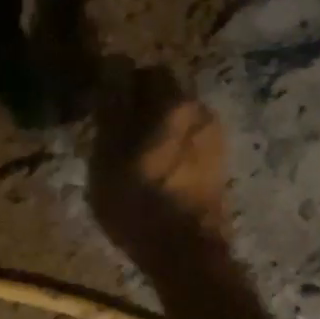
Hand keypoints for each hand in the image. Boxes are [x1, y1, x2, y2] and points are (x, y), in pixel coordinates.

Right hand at [87, 60, 231, 270]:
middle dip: (140, 107)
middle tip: (113, 137)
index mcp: (173, 102)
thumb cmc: (138, 204)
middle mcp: (201, 110)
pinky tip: (154, 176)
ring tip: (131, 160)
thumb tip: (113, 65)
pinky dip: (170, 149)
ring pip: (177, 120)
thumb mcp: (108, 157)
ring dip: (155, 130)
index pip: (144, 72)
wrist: (187, 253)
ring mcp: (215, 138)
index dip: (119, 87)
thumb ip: (112, 108)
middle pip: (165, 94)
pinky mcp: (219, 165)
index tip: (101, 111)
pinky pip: (188, 142)